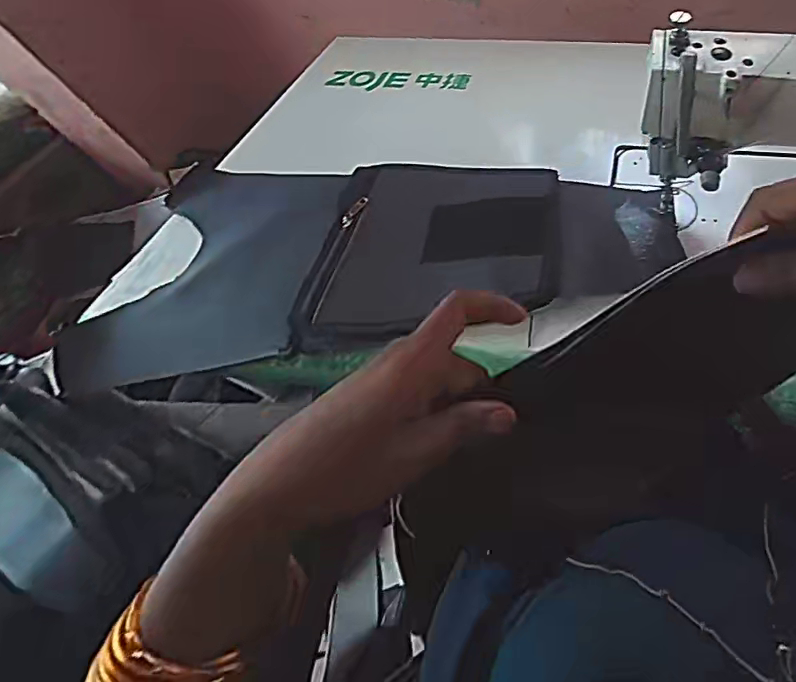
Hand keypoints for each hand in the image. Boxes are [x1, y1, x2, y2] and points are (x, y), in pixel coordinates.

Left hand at [140, 291, 521, 661]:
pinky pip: (414, 387)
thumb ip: (465, 426)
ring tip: (457, 445)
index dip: (494, 306)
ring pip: (435, 374)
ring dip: (455, 400)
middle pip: (454, 352)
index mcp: (412, 362)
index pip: (459, 309)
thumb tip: (506, 413)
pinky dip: (433, 406)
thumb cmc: (344, 467)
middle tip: (492, 427)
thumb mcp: (415, 452)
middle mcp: (397, 359)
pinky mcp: (368, 393)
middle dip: (479, 383)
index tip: (521, 321)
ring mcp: (380, 375)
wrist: (273, 488)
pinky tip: (427, 444)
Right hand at [730, 165, 795, 411]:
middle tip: (749, 280)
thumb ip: (786, 274)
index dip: (743, 236)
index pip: (766, 203)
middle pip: (777, 210)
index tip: (732, 269)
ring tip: (771, 282)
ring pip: (793, 222)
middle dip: (760, 244)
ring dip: (781, 251)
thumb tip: (744, 276)